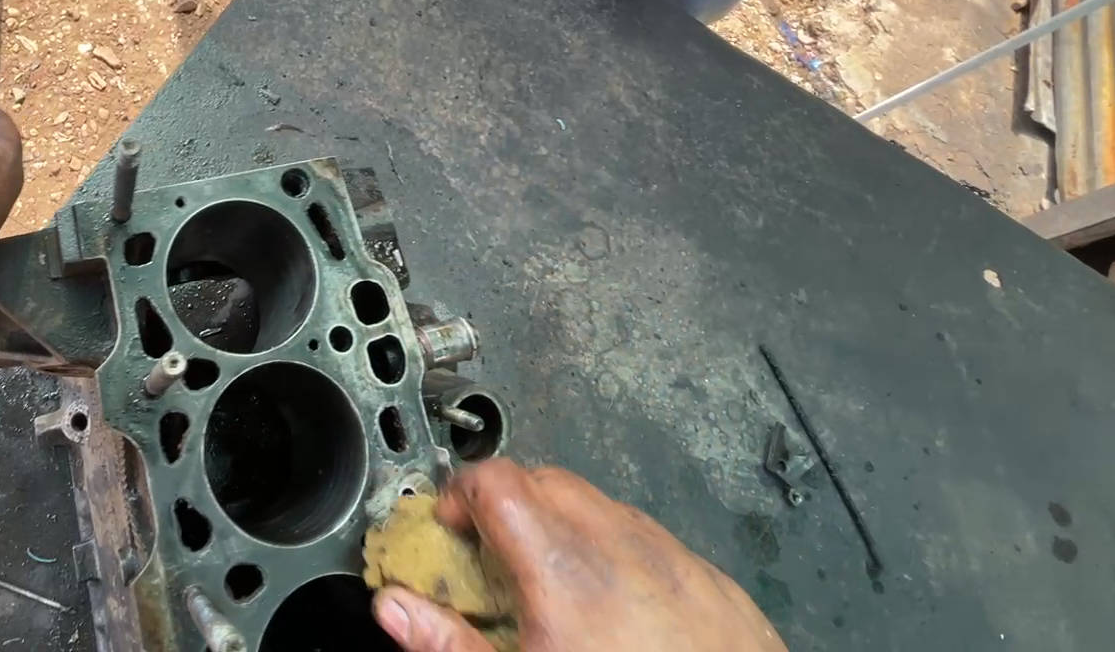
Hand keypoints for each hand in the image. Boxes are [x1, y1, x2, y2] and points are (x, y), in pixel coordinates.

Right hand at [373, 460, 786, 651]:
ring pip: (600, 505)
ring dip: (564, 523)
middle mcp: (623, 550)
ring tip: (556, 581)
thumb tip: (393, 607)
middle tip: (495, 552)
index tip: (454, 524)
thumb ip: (449, 642)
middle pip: (544, 481)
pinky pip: (654, 541)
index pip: (496, 480)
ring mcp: (677, 564)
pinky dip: (620, 552)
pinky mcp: (720, 589)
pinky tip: (620, 608)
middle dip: (508, 503)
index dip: (462, 492)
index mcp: (564, 571)